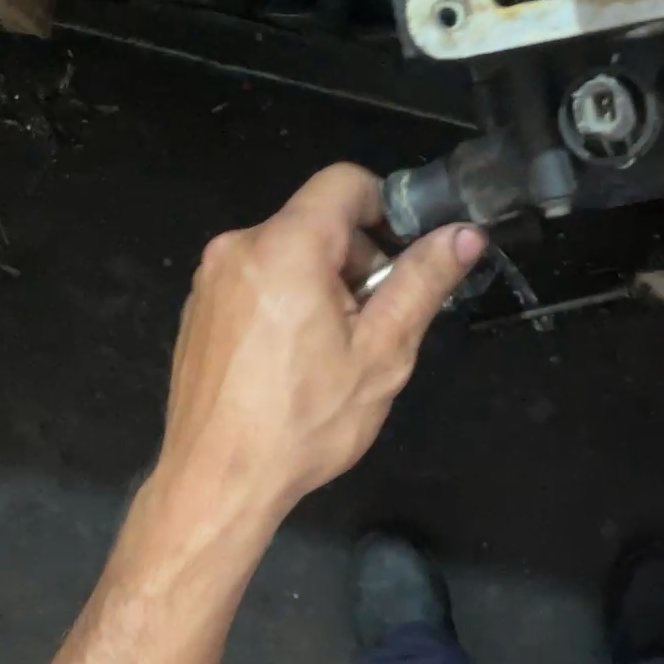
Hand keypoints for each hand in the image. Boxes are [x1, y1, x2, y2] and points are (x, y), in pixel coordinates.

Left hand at [151, 163, 486, 514]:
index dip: (388, 209)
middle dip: (358, 262)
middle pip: (317, 222)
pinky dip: (288, 305)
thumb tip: (465, 234)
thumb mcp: (382, 353)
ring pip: (287, 255)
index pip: (346, 183)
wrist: (219, 481)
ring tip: (335, 353)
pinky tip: (294, 364)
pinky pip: (257, 284)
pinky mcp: (199, 312)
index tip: (405, 261)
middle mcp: (238, 248)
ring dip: (325, 287)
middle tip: (375, 326)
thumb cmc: (306, 421)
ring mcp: (210, 281)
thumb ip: (423, 283)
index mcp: (286, 247)